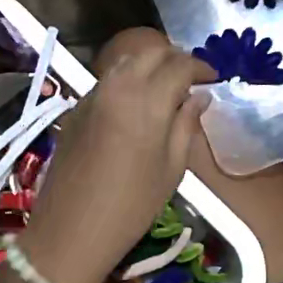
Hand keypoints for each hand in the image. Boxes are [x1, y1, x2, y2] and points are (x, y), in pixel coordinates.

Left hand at [20, 29, 215, 282]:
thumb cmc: (132, 206)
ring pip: (125, 61)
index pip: (179, 65)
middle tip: (190, 80)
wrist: (70, 230)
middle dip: (174, 59)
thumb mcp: (172, 169)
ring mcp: (92, 95)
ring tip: (165, 89)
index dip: (200, 67)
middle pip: (150, 51)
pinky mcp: (76, 108)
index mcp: (146, 101)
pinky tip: (137, 105)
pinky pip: (107, 80)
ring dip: (149, 65)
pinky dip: (127, 80)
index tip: (212, 79)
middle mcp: (118, 87)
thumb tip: (200, 96)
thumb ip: (186, 124)